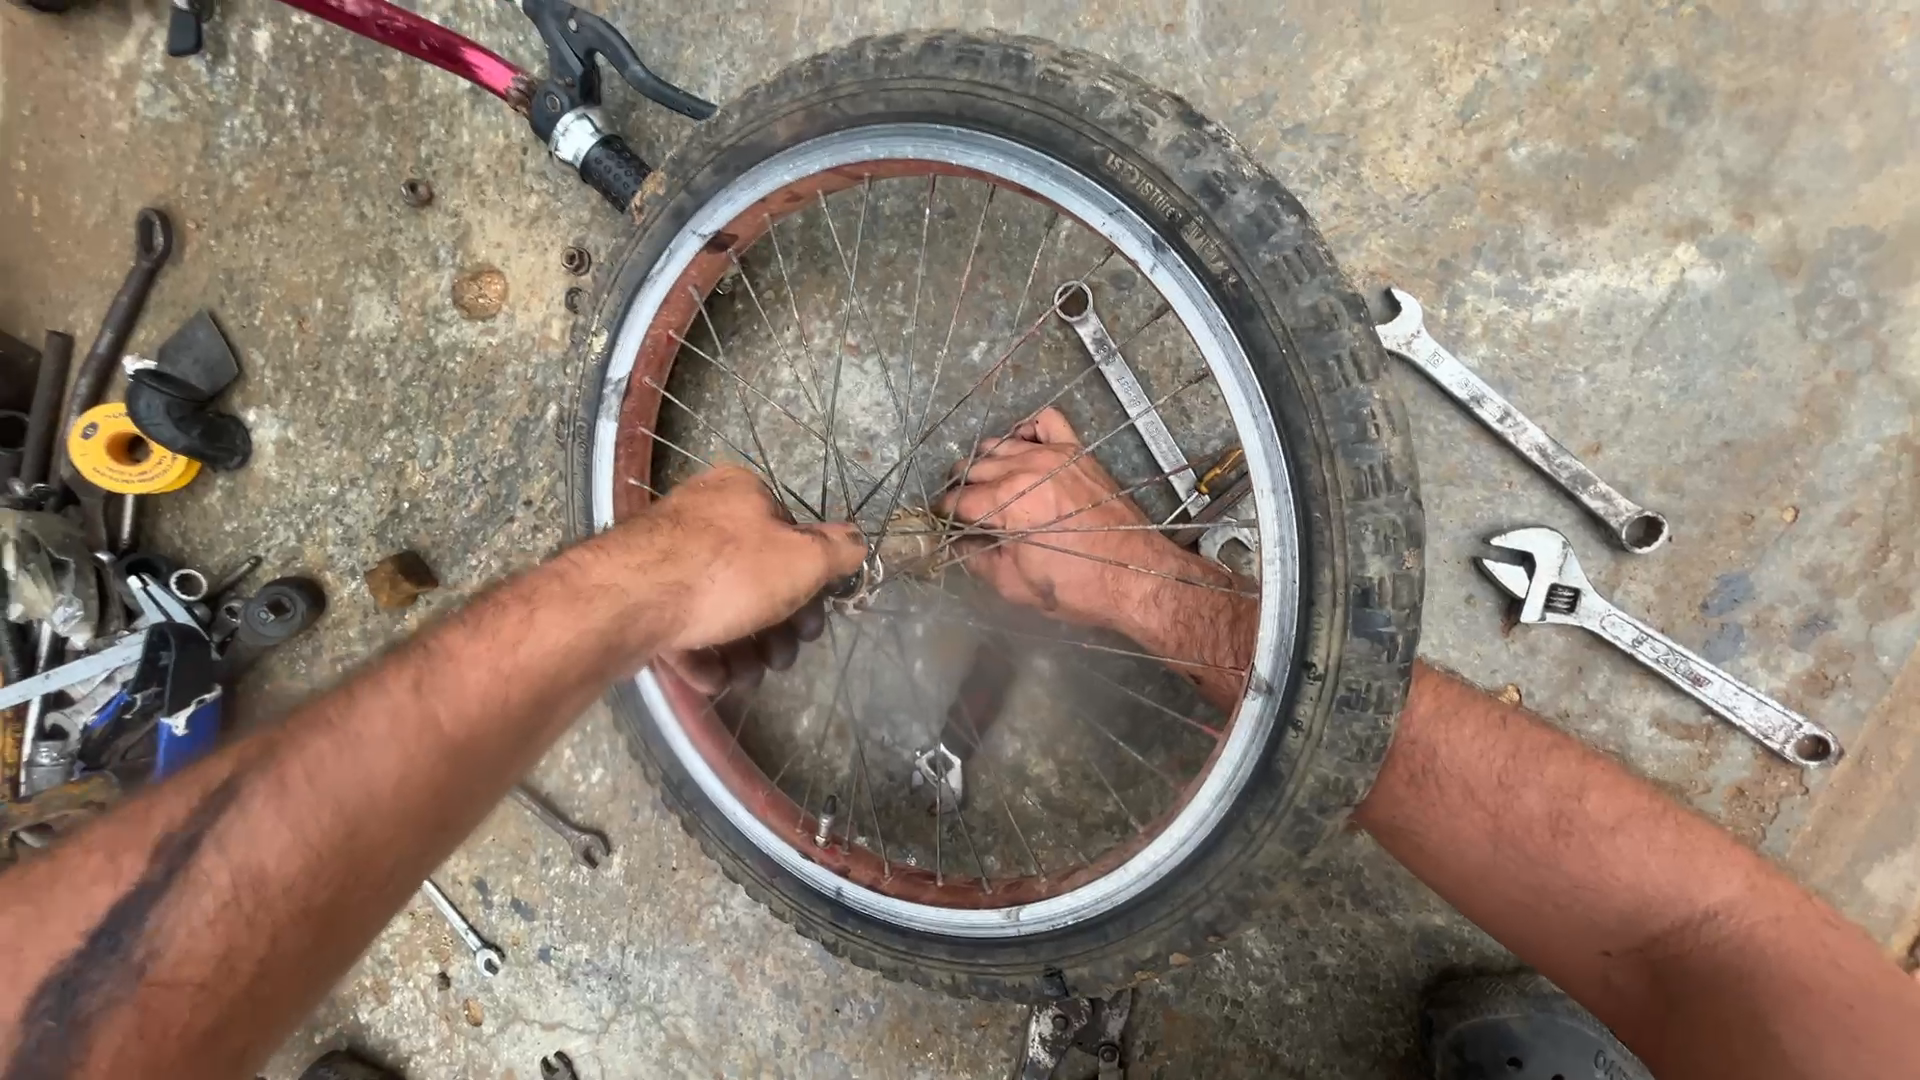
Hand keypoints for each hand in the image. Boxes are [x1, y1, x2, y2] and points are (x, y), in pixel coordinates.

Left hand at [612, 466, 865, 691]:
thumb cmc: (727, 573)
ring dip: (744, 650)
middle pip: (757, 579)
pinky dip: (704, 656)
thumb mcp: (801, 560)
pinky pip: (684, 627)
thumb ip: (837, 550)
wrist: (627, 603)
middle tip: (782, 656)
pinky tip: (713, 678)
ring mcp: (665, 559)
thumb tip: (859, 540)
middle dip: (776, 628)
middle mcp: (702, 518)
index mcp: (742, 494)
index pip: (790, 538)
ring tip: (747, 675)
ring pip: (721, 609)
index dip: (808, 585)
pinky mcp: (639, 598)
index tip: (812, 621)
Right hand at [934, 408, 1191, 631]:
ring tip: (987, 484)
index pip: (958, 500)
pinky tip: (1022, 450)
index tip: (943, 524)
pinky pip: (1044, 421)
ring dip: (986, 462)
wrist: (1137, 576)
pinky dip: (1027, 430)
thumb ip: (977, 560)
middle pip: (974, 468)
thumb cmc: (1076, 587)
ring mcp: (1053, 455)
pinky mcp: (1077, 452)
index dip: (944, 514)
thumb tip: (956, 544)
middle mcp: (1025, 469)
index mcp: (1007, 503)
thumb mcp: (1015, 585)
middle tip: (964, 510)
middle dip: (961, 489)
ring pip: (1001, 444)